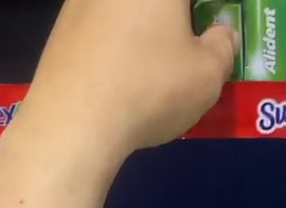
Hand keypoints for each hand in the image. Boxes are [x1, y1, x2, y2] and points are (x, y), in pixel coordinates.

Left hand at [18, 0, 235, 165]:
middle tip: (187, 45)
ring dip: (142, 28)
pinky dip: (116, 42)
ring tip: (153, 64)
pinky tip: (120, 76)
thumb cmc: (150, 88)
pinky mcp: (63, 21)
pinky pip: (102, 24)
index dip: (205, 13)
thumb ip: (222, 47)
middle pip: (157, 4)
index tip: (211, 31)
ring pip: (126, 11)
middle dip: (175, 19)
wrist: (75, 118)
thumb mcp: (207, 76)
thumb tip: (221, 35)